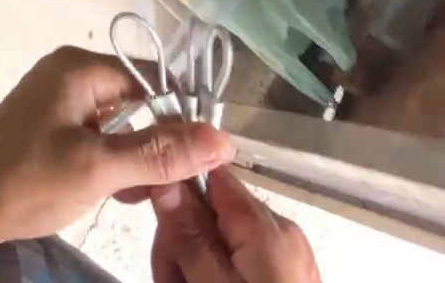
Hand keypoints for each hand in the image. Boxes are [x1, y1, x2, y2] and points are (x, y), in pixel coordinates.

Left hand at [0, 46, 234, 243]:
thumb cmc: (27, 179)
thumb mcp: (100, 168)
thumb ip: (160, 152)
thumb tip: (221, 137)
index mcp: (79, 67)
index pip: (151, 79)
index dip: (179, 118)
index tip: (200, 162)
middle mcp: (70, 71)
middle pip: (137, 101)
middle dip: (155, 144)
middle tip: (161, 189)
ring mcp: (58, 96)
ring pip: (120, 122)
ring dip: (133, 159)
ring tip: (131, 195)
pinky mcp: (51, 122)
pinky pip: (98, 134)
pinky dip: (111, 161)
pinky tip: (113, 192)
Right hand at [150, 169, 320, 282]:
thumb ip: (188, 234)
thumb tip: (166, 178)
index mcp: (266, 226)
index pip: (208, 173)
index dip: (175, 191)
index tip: (156, 224)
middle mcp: (282, 232)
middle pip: (210, 211)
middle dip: (181, 243)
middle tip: (170, 281)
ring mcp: (289, 258)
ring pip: (220, 240)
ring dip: (193, 265)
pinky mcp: (287, 279)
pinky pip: (240, 262)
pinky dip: (216, 277)